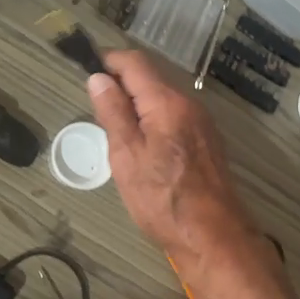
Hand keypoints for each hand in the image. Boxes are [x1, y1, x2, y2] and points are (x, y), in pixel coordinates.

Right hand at [88, 50, 248, 253]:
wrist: (213, 238)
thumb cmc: (162, 198)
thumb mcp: (126, 156)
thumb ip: (113, 113)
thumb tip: (99, 78)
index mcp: (167, 103)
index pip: (135, 63)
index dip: (108, 60)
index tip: (86, 68)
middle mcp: (189, 105)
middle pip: (151, 78)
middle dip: (121, 82)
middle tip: (95, 106)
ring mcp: (202, 124)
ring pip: (162, 98)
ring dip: (136, 103)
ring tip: (114, 128)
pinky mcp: (206, 142)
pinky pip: (174, 116)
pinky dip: (153, 118)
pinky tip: (141, 144)